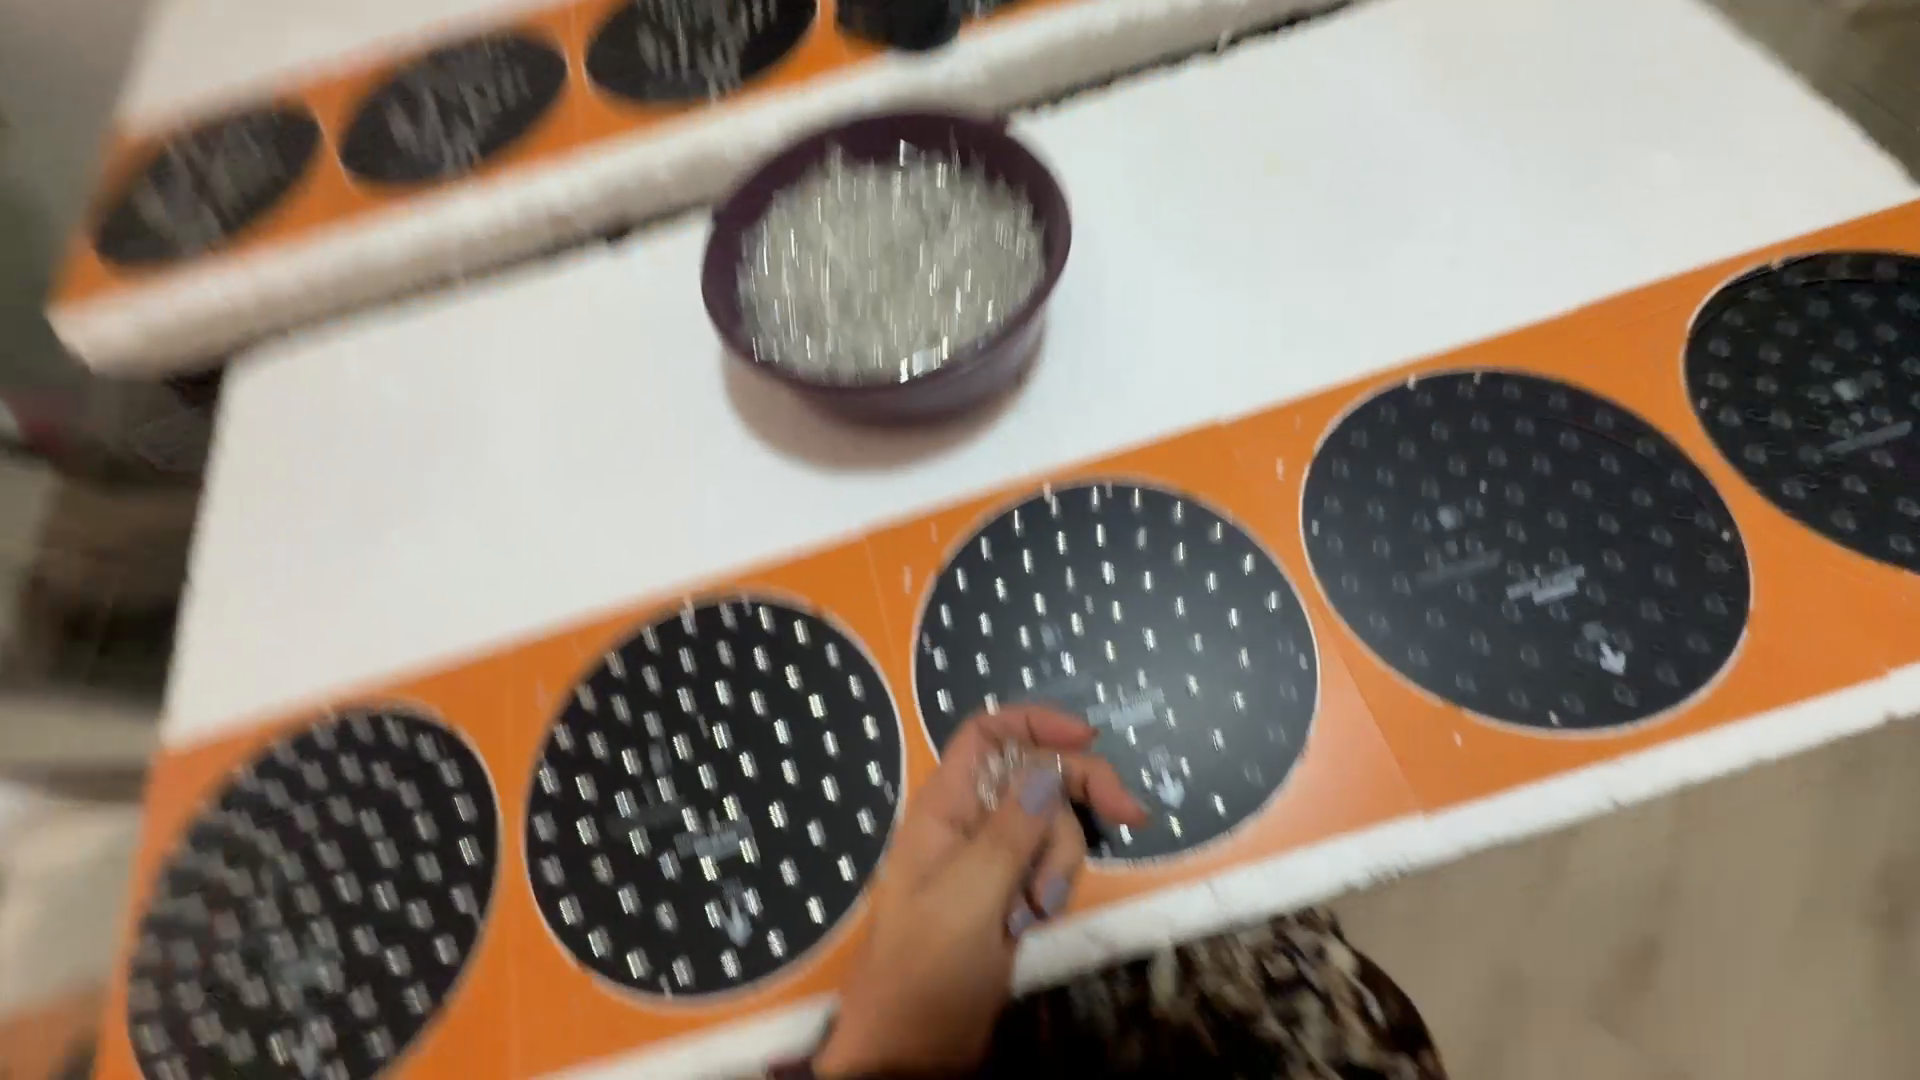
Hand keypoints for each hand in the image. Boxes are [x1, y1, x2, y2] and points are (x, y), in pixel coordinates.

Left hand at [814, 706, 1145, 1077]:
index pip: (988, 733)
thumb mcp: (969, 893)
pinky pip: (1049, 863)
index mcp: (947, 802)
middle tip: (1130, 815)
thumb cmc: (928, 963)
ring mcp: (993, 853)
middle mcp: (971, 816)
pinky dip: (1053, 885)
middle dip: (1077, 795)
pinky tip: (1034, 920)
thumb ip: (1010, 828)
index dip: (1035, 721)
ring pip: (1052, 823)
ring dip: (1058, 862)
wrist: (914, 1043)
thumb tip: (1047, 767)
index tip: (1088, 737)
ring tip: (1031, 910)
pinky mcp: (1010, 886)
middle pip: (1037, 773)